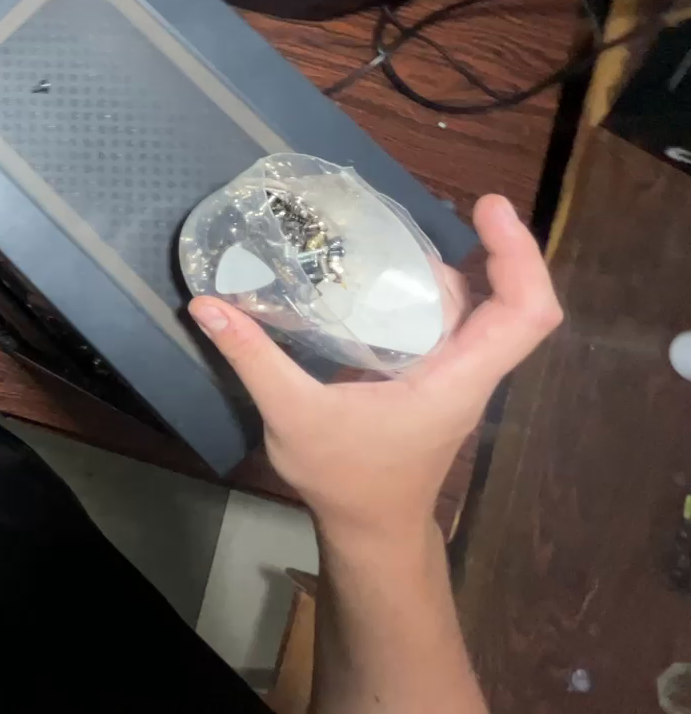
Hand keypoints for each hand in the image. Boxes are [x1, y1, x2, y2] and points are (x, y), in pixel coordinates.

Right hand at [187, 194, 562, 543]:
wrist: (366, 524)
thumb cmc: (345, 475)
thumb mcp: (291, 413)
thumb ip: (251, 356)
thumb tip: (206, 304)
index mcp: (455, 378)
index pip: (525, 314)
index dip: (519, 256)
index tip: (488, 208)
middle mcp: (461, 371)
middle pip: (501, 304)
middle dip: (483, 251)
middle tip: (429, 210)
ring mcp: (441, 376)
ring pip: (465, 313)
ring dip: (442, 271)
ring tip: (389, 234)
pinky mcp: (415, 380)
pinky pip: (431, 327)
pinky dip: (412, 295)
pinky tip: (365, 282)